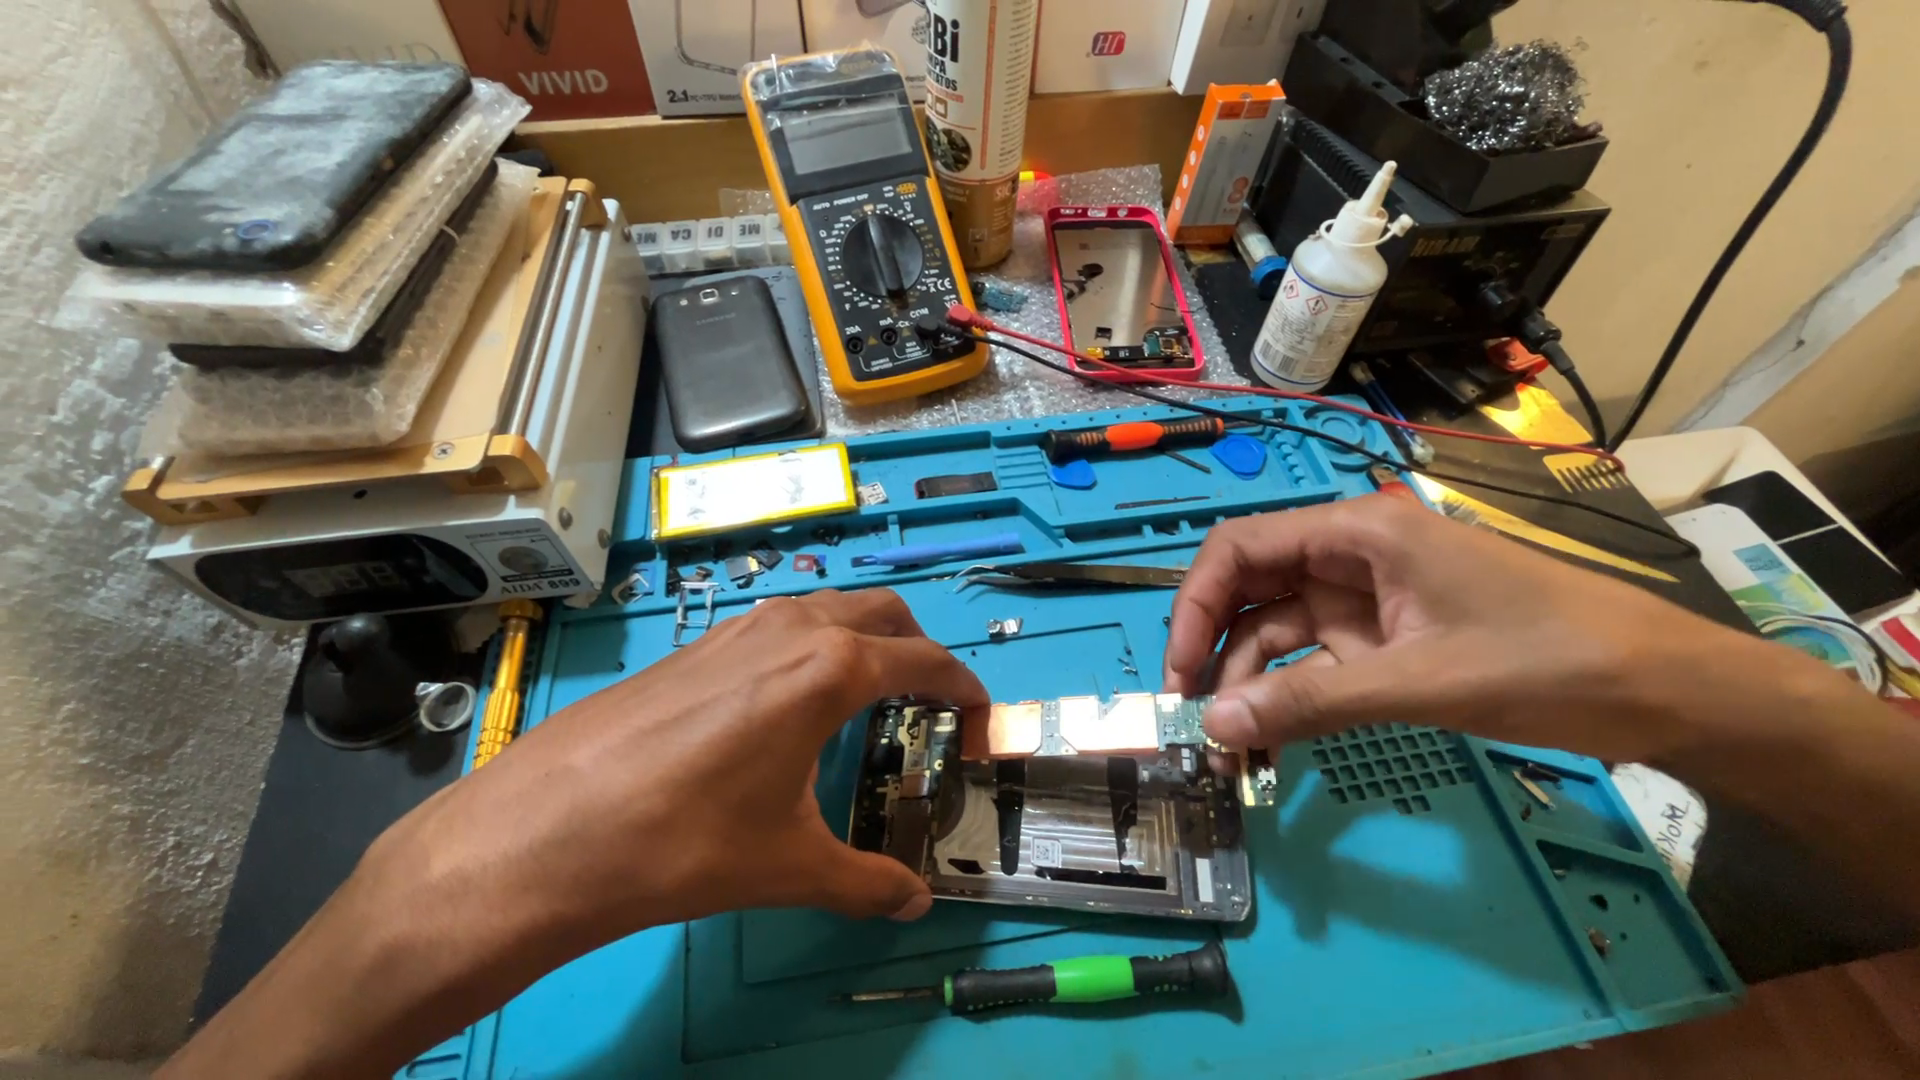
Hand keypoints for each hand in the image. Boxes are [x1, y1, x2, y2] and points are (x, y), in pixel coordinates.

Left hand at [385, 588, 987, 944]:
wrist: (545, 832)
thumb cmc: (685, 844)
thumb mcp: (790, 867)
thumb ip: (867, 883)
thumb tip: (915, 905)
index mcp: (831, 669)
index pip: (926, 659)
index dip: (966, 687)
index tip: (981, 717)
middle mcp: (792, 629)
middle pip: (884, 612)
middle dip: (919, 647)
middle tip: (929, 701)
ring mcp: (738, 629)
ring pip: (828, 609)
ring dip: (863, 639)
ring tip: (863, 699)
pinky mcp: (696, 645)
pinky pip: (778, 627)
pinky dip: (810, 648)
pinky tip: (785, 708)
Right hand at [1163, 494, 1776, 763]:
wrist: (1669, 694)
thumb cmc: (1550, 659)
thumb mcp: (1422, 680)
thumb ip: (1311, 701)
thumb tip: (1214, 727)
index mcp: (1358, 533)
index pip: (1240, 547)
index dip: (1195, 603)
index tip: (1179, 670)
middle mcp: (1349, 559)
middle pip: (1249, 592)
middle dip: (1212, 652)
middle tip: (1192, 719)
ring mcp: (1364, 605)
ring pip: (1276, 636)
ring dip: (1247, 689)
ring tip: (1229, 754)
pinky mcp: (1382, 645)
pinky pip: (1312, 669)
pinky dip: (1286, 704)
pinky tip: (1268, 746)